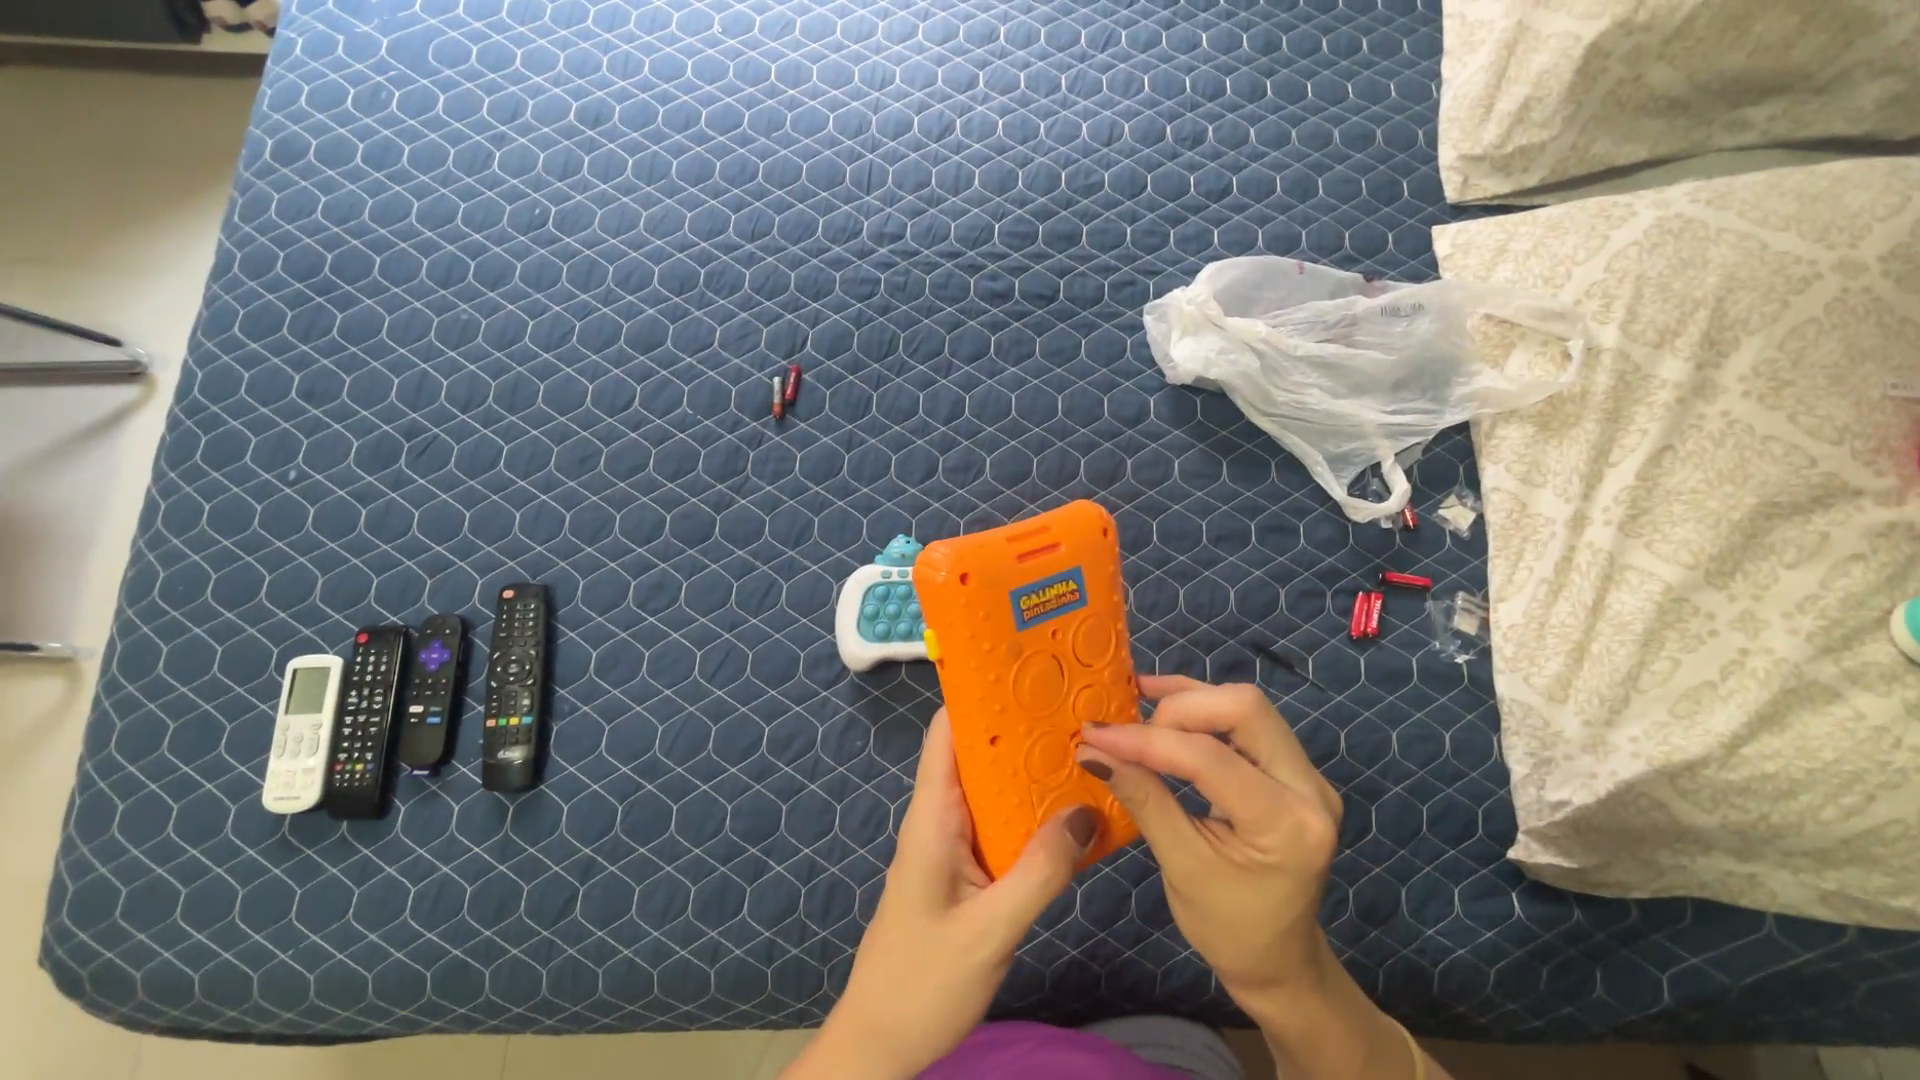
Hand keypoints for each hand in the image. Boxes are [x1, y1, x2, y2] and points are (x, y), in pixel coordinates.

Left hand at [785, 707, 1098, 1079]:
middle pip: (979, 756)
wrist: (881, 1044)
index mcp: (932, 819)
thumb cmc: (923, 984)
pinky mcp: (965, 874)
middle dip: (1023, 731)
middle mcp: (940, 821)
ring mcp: (952, 848)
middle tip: (1083, 708)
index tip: (1032, 672)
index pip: (949, 734)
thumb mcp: (990, 930)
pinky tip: (1073, 815)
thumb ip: (1040, 870)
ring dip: (1032, 773)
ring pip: (994, 793)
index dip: (983, 696)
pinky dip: (1033, 815)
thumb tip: (1089, 810)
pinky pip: (1001, 829)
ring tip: (1089, 749)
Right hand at [1076, 676, 1343, 1004]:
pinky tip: (1162, 702)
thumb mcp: (1181, 867)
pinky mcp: (1293, 769)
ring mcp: (1307, 775)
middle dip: (1179, 708)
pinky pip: (1247, 722)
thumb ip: (1144, 800)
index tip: (1095, 735)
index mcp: (1286, 824)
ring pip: (1246, 707)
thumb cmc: (1229, 927)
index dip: (1147, 741)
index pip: (1210, 757)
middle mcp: (1309, 788)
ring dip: (1189, 702)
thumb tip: (1094, 751)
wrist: (1280, 960)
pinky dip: (1202, 710)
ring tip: (1137, 705)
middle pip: (1244, 708)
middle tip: (1129, 729)